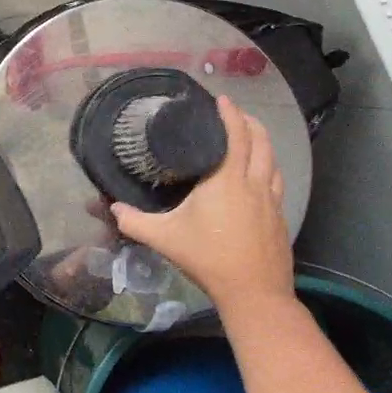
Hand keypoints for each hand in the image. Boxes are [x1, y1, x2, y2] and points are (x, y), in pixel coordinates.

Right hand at [110, 95, 294, 314]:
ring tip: (249, 137)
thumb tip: (111, 208)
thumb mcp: (163, 238)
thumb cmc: (208, 258)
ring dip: (263, 143)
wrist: (254, 293)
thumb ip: (134, 221)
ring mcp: (271, 201)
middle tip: (234, 112)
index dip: (230, 114)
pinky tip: (257, 177)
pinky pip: (276, 182)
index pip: (235, 136)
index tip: (221, 99)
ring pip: (272, 161)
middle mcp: (253, 184)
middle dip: (250, 122)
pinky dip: (267, 167)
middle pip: (261, 142)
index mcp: (226, 181)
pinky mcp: (279, 218)